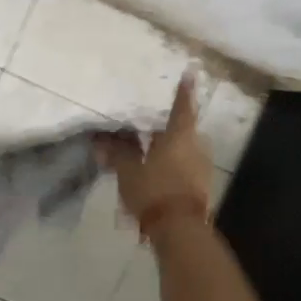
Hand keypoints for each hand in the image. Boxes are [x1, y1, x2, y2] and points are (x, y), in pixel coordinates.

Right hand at [96, 73, 211, 231]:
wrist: (179, 227)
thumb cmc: (153, 191)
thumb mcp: (128, 171)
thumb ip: (116, 153)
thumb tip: (100, 140)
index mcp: (179, 137)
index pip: (182, 108)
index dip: (184, 91)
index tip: (191, 73)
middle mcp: (194, 147)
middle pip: (178, 130)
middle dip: (161, 128)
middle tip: (142, 126)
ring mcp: (199, 166)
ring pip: (179, 148)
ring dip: (162, 147)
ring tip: (141, 150)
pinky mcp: (198, 183)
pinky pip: (180, 164)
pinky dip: (166, 162)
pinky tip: (150, 169)